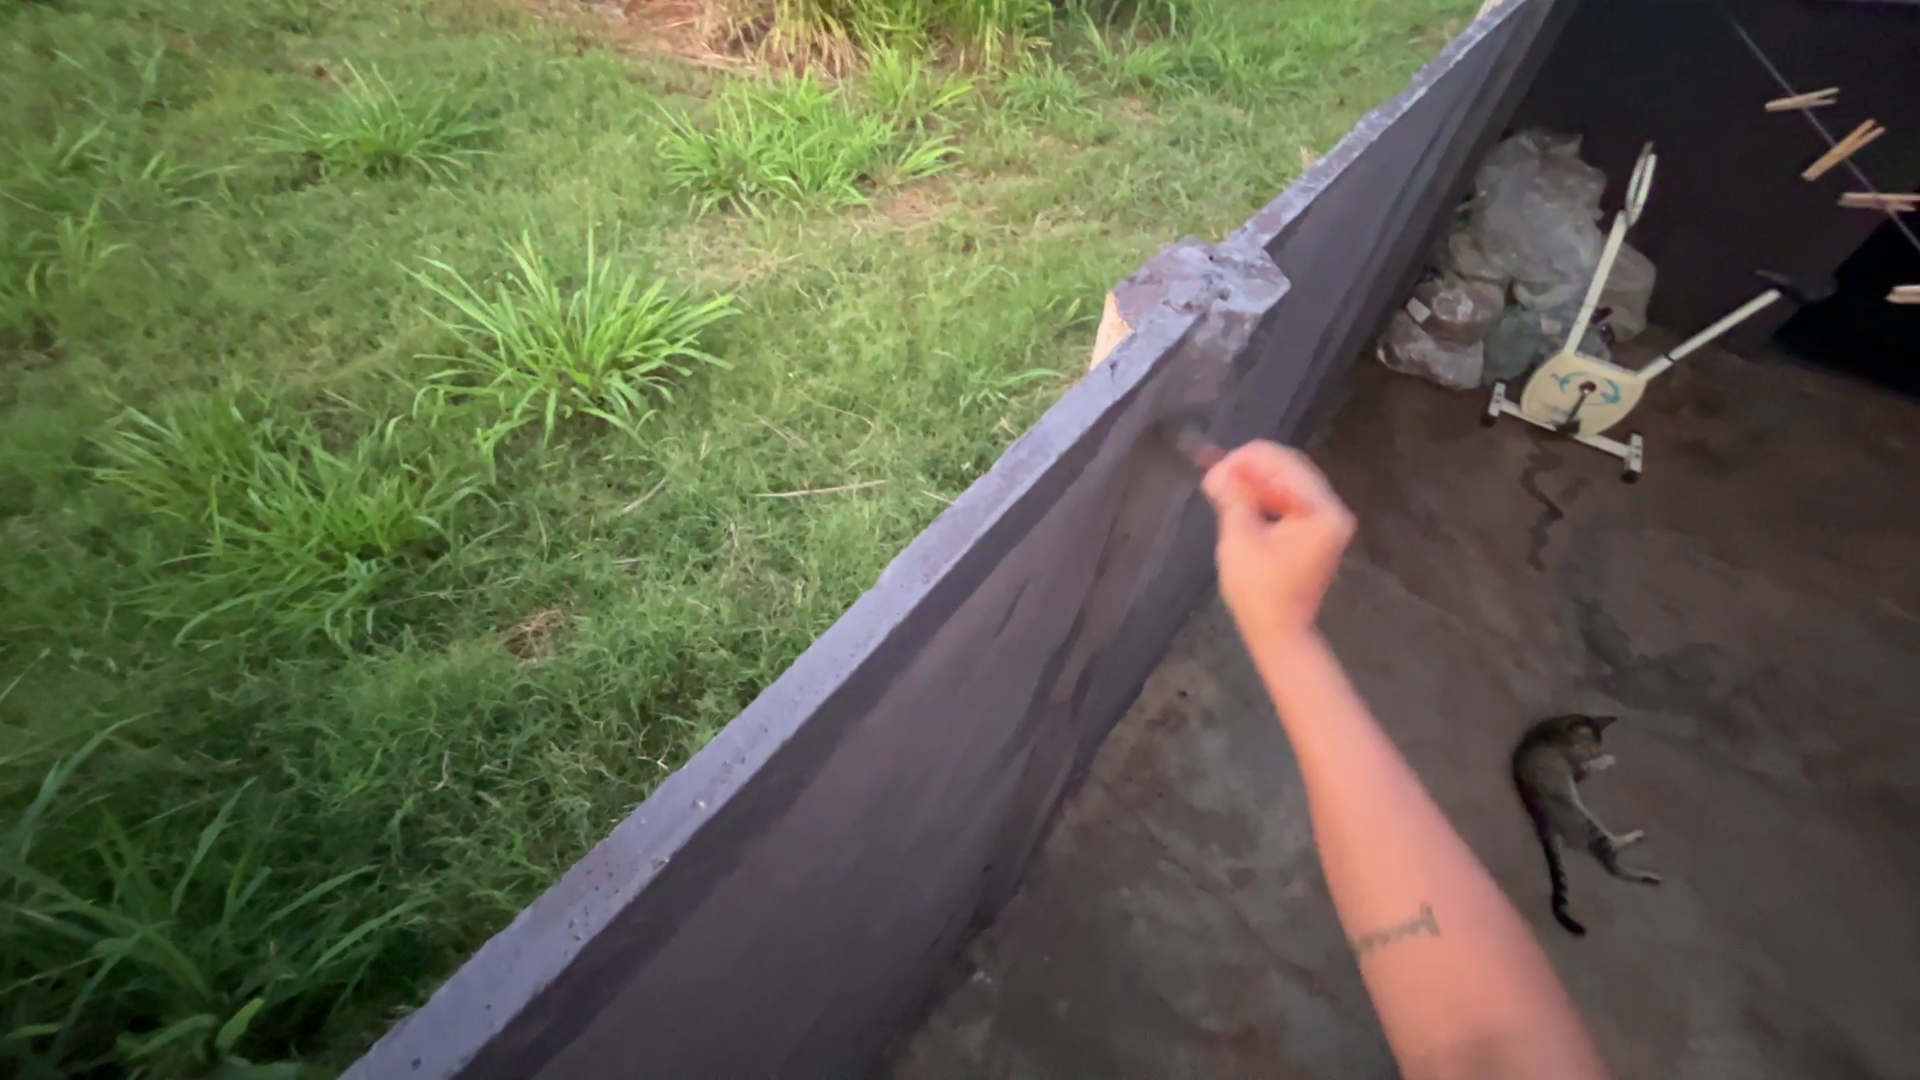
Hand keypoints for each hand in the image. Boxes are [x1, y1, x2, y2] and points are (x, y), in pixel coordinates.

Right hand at [1202, 440, 1355, 642]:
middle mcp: (1331, 509)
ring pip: (1286, 480)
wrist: (1278, 630)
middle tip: (1212, 474)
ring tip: (1219, 484)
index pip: (1283, 465)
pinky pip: (1288, 497)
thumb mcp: (1239, 541)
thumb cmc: (1258, 592)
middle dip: (1248, 466)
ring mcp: (1325, 518)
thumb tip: (1220, 468)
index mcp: (1320, 512)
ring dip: (1253, 478)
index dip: (1244, 461)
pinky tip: (1237, 495)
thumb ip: (1234, 498)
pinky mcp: (1315, 527)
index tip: (1211, 469)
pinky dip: (1262, 493)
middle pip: (1289, 467)